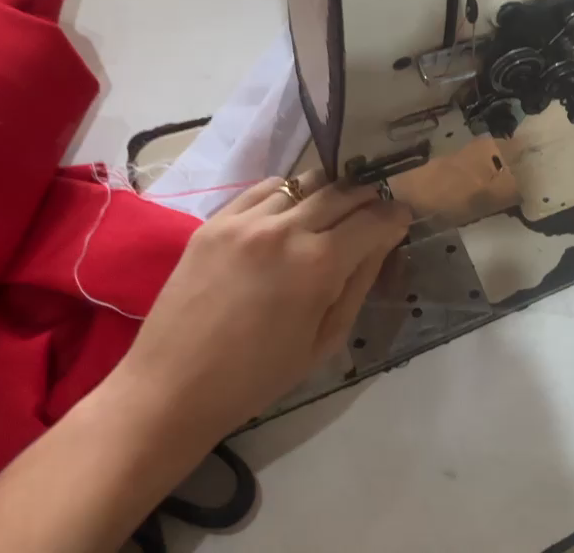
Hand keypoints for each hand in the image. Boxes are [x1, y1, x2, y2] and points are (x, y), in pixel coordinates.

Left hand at [110, 170, 410, 438]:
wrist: (170, 389)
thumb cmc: (257, 378)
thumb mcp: (325, 340)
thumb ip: (360, 282)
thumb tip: (383, 242)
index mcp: (319, 265)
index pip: (374, 220)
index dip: (396, 216)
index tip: (402, 219)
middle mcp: (287, 230)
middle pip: (345, 192)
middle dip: (368, 198)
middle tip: (375, 211)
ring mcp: (247, 220)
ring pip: (307, 182)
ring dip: (331, 191)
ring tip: (335, 208)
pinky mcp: (216, 220)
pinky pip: (266, 187)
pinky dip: (290, 191)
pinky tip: (293, 209)